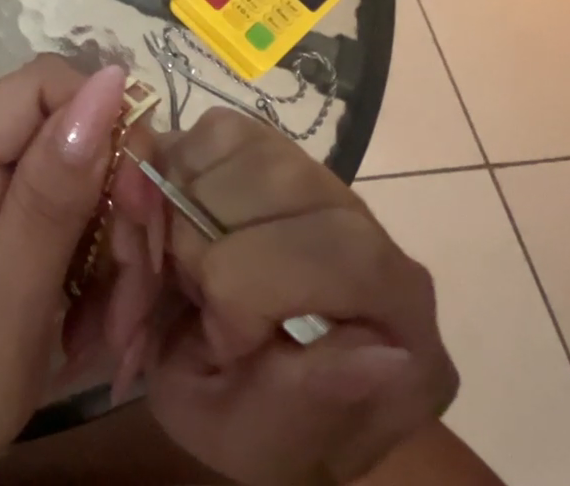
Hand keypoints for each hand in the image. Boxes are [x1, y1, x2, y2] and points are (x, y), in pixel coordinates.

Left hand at [0, 56, 130, 483]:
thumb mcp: (4, 306)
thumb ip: (50, 200)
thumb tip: (107, 87)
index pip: (47, 85)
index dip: (109, 133)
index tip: (136, 217)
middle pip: (78, 127)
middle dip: (121, 209)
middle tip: (128, 299)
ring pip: (94, 168)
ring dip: (122, 246)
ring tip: (111, 325)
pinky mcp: (8, 194)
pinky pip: (84, 199)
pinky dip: (108, 255)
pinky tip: (99, 313)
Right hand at [106, 109, 458, 485]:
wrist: (230, 378)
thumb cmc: (243, 419)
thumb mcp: (258, 438)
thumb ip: (312, 400)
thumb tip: (386, 351)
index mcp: (398, 316)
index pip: (342, 252)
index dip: (248, 284)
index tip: (216, 335)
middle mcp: (371, 235)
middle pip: (284, 182)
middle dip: (201, 234)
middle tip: (183, 286)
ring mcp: (319, 185)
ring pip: (243, 144)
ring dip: (182, 194)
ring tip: (176, 251)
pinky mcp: (269, 157)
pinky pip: (213, 131)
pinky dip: (173, 164)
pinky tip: (171, 214)